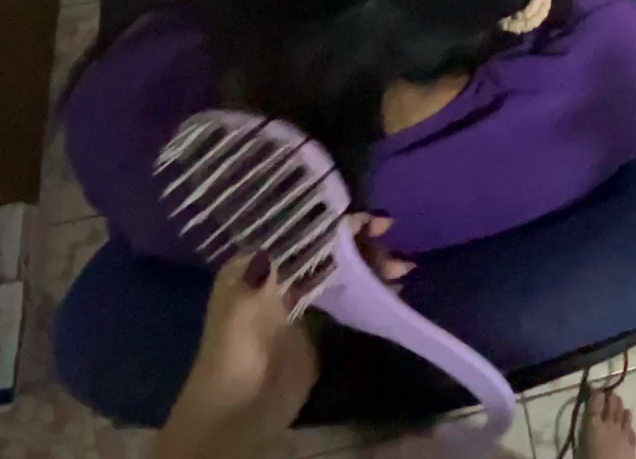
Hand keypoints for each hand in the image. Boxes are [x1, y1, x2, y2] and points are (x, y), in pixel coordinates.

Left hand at [161, 216, 411, 458]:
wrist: (237, 415)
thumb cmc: (235, 355)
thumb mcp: (243, 307)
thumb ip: (271, 268)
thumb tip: (286, 239)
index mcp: (258, 262)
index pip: (303, 230)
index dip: (335, 222)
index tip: (368, 220)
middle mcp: (283, 274)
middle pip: (328, 247)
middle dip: (360, 241)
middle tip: (390, 240)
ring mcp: (304, 300)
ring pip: (343, 269)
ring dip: (371, 264)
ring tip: (401, 268)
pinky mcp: (321, 325)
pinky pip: (350, 297)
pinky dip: (372, 288)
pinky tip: (394, 287)